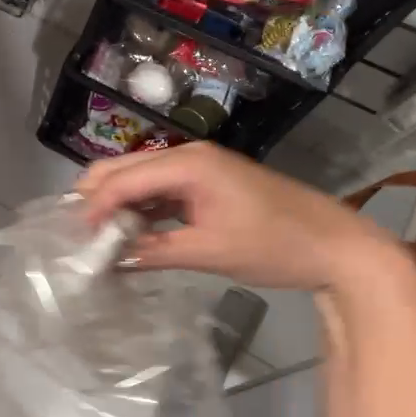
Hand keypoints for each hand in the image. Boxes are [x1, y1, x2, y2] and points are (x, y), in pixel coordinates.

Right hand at [75, 143, 408, 292]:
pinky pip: (157, 189)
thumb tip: (108, 260)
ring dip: (115, 204)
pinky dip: (138, 208)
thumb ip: (153, 252)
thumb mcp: (210, 253)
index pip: (121, 180)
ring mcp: (197, 168)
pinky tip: (128, 232)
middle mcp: (186, 156)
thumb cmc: (277, 246)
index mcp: (188, 164)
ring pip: (136, 178)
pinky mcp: (205, 183)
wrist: (342, 249)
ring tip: (96, 236)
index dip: (93, 208)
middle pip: (121, 169)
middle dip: (95, 198)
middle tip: (75, 234)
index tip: (72, 237)